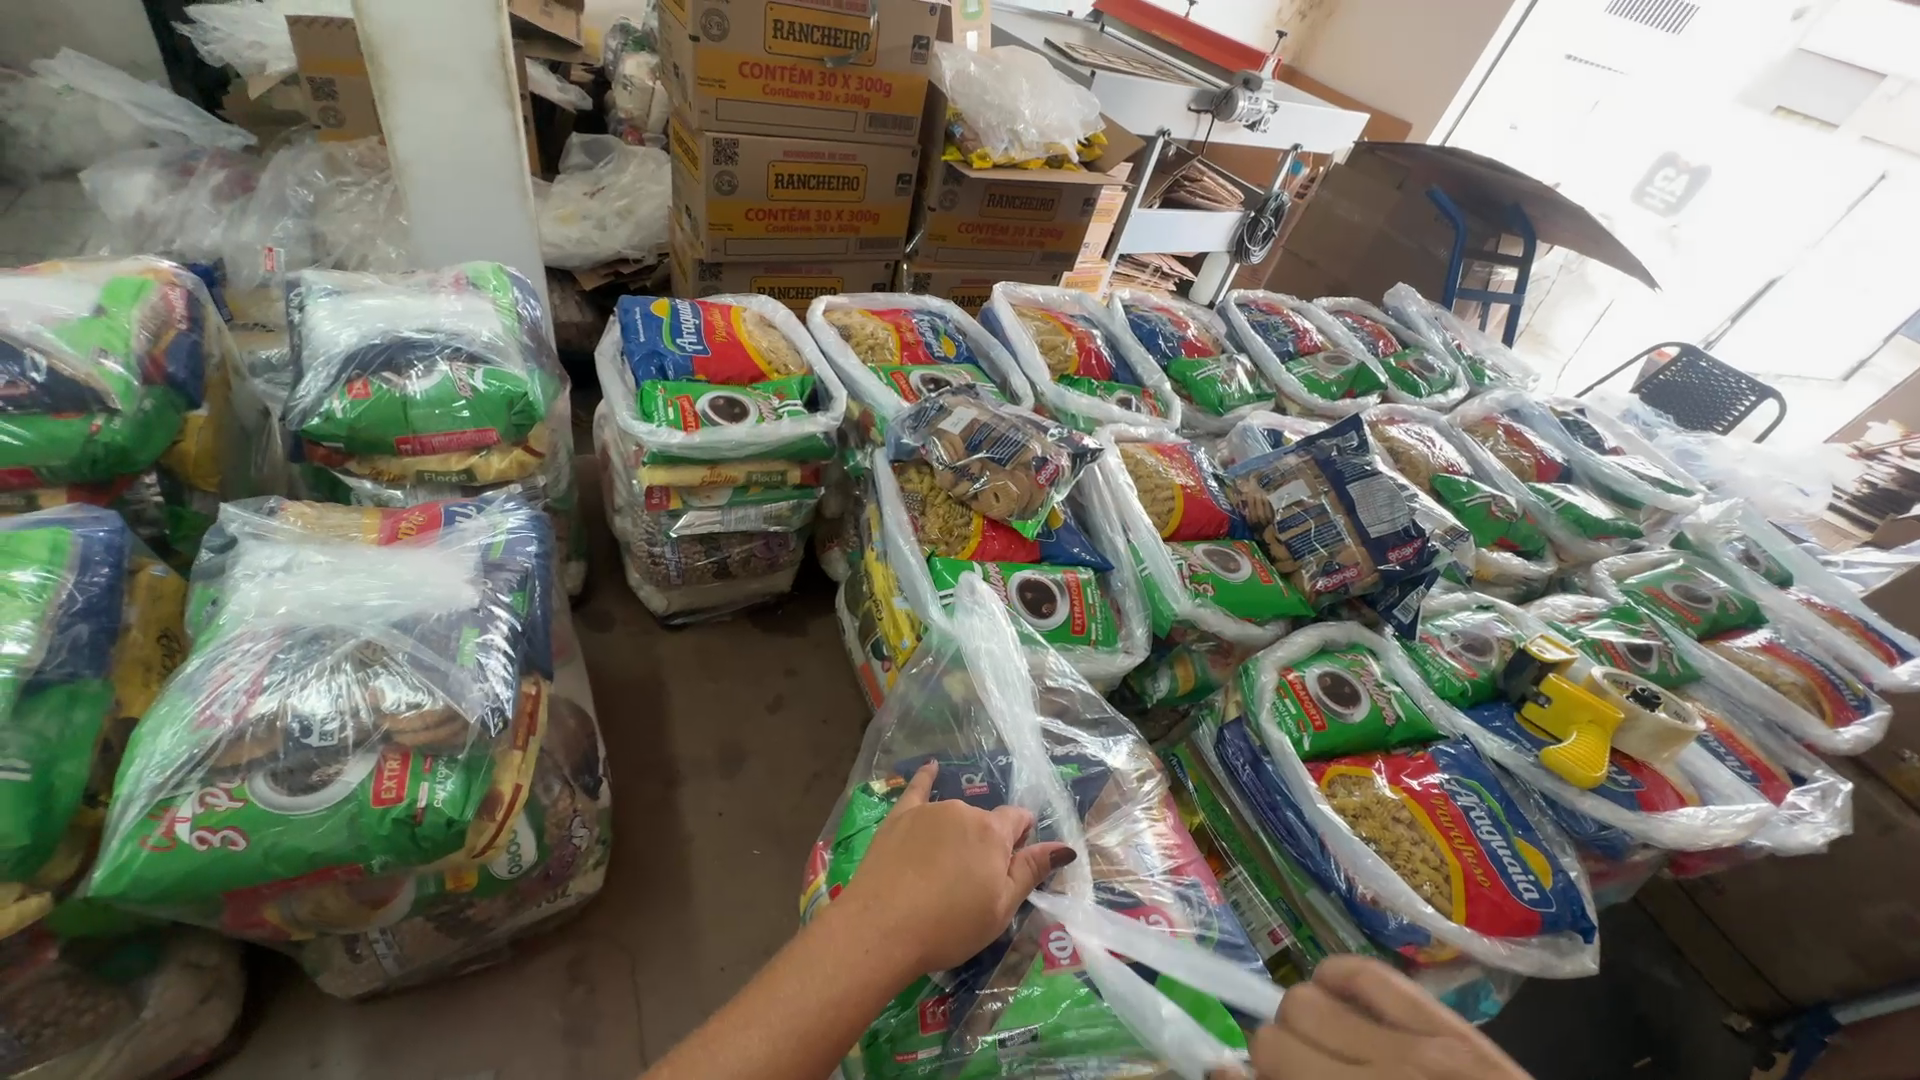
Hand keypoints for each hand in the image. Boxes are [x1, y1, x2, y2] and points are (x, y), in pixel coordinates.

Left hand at [832, 761, 1076, 976]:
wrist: (881, 928)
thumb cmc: (949, 926)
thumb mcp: (1001, 908)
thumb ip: (1031, 871)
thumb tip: (1064, 846)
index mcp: (992, 832)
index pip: (1019, 819)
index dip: (1021, 841)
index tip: (1012, 866)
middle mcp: (963, 811)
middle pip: (985, 821)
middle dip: (987, 843)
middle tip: (973, 882)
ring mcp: (929, 811)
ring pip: (955, 815)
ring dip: (959, 833)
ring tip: (944, 869)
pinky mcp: (899, 816)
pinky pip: (918, 788)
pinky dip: (927, 777)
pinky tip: (931, 767)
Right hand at [1249, 956, 1530, 1079]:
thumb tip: (1224, 1070)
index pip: (1268, 1062)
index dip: (1256, 1078)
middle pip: (1279, 1031)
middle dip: (1278, 1056)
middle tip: (1303, 1077)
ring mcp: (1419, 1052)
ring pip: (1307, 997)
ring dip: (1306, 1022)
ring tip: (1330, 1049)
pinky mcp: (1449, 1029)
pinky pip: (1364, 972)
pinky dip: (1337, 980)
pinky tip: (1344, 1006)